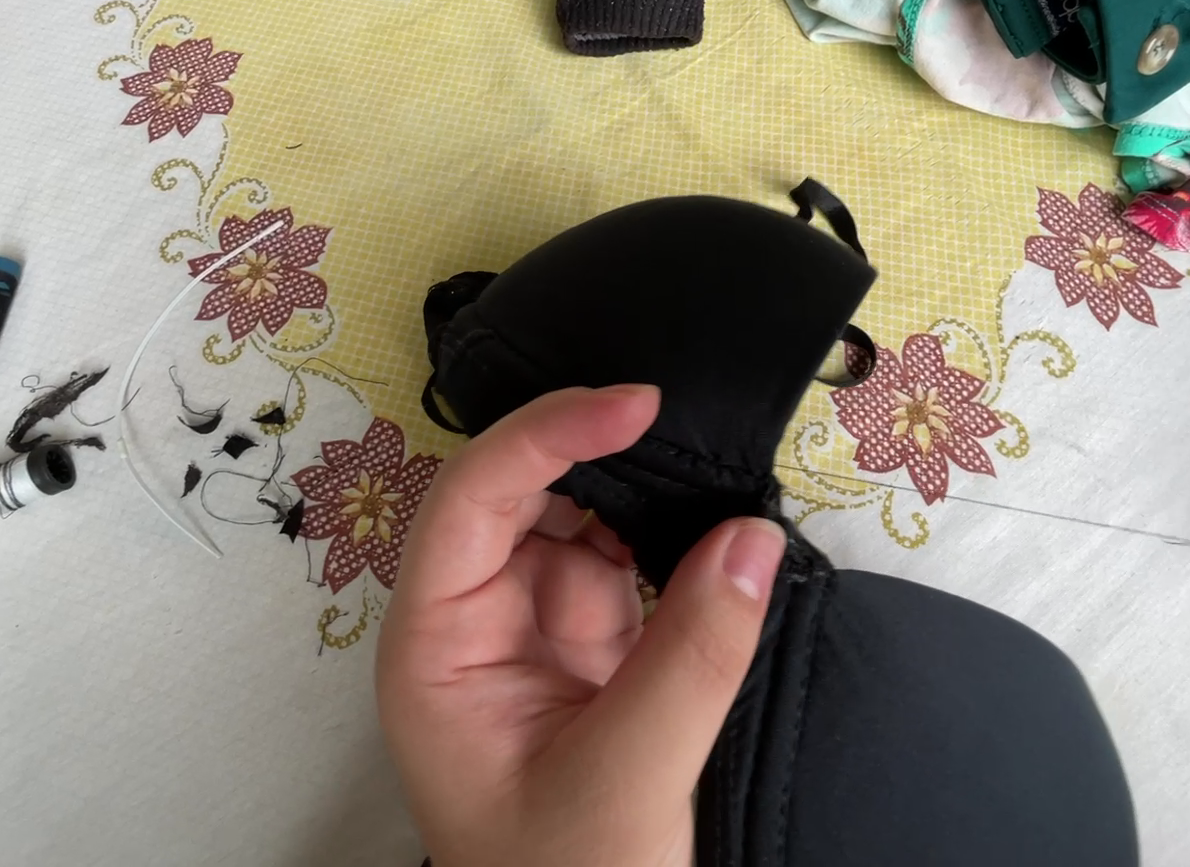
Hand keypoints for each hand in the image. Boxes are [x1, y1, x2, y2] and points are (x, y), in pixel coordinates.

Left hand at [376, 385, 786, 866]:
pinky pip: (618, 546)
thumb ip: (692, 656)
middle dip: (589, 446)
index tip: (633, 407)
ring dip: (632, 482)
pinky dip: (660, 524)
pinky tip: (701, 514)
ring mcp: (531, 610)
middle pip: (517, 486)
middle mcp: (473, 608)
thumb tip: (753, 537)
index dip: (545, 435)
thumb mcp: (626, 782)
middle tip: (671, 415)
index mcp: (436, 639)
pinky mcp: (584, 623)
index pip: (471, 496)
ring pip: (572, 507)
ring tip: (698, 458)